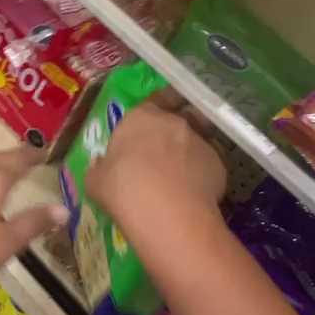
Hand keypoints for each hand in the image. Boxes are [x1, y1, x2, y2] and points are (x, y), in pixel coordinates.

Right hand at [85, 99, 224, 228]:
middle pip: (181, 114)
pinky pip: (208, 163)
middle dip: (175, 126)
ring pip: (198, 138)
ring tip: (180, 171)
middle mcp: (174, 122)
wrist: (168, 216)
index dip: (155, 107)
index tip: (150, 120)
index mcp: (142, 118)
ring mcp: (200, 142)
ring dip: (189, 148)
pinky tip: (191, 191)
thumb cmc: (124, 191)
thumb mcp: (95, 182)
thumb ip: (99, 168)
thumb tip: (101, 165)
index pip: (154, 98)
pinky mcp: (219, 164)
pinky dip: (201, 172)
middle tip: (164, 145)